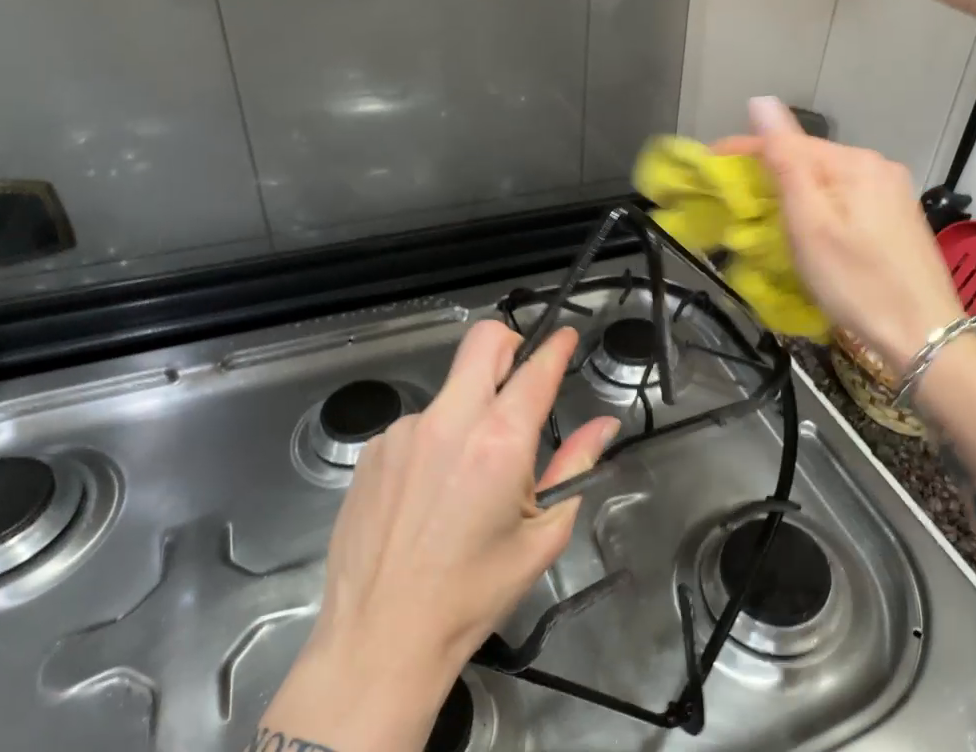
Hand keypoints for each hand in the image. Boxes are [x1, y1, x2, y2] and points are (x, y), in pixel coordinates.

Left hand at [261, 321, 616, 751]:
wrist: (381, 637)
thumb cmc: (473, 594)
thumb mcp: (541, 537)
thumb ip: (575, 469)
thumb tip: (603, 426)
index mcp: (499, 443)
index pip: (536, 370)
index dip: (557, 346)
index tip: (566, 337)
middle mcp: (448, 422)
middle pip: (482, 343)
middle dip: (508, 346)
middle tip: (520, 381)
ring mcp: (402, 433)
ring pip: (449, 393)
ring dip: (469, 413)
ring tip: (467, 480)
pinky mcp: (372, 452)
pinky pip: (416, 427)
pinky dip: (434, 444)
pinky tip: (429, 495)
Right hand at [716, 97, 966, 362]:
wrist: (924, 336)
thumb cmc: (856, 282)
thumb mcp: (809, 222)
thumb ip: (784, 159)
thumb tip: (761, 101)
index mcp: (855, 162)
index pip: (788, 142)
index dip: (744, 151)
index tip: (709, 165)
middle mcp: (879, 167)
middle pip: (810, 161)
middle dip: (770, 176)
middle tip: (734, 203)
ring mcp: (895, 194)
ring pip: (829, 183)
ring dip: (795, 195)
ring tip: (766, 220)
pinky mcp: (900, 221)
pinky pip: (848, 202)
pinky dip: (821, 211)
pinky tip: (811, 233)